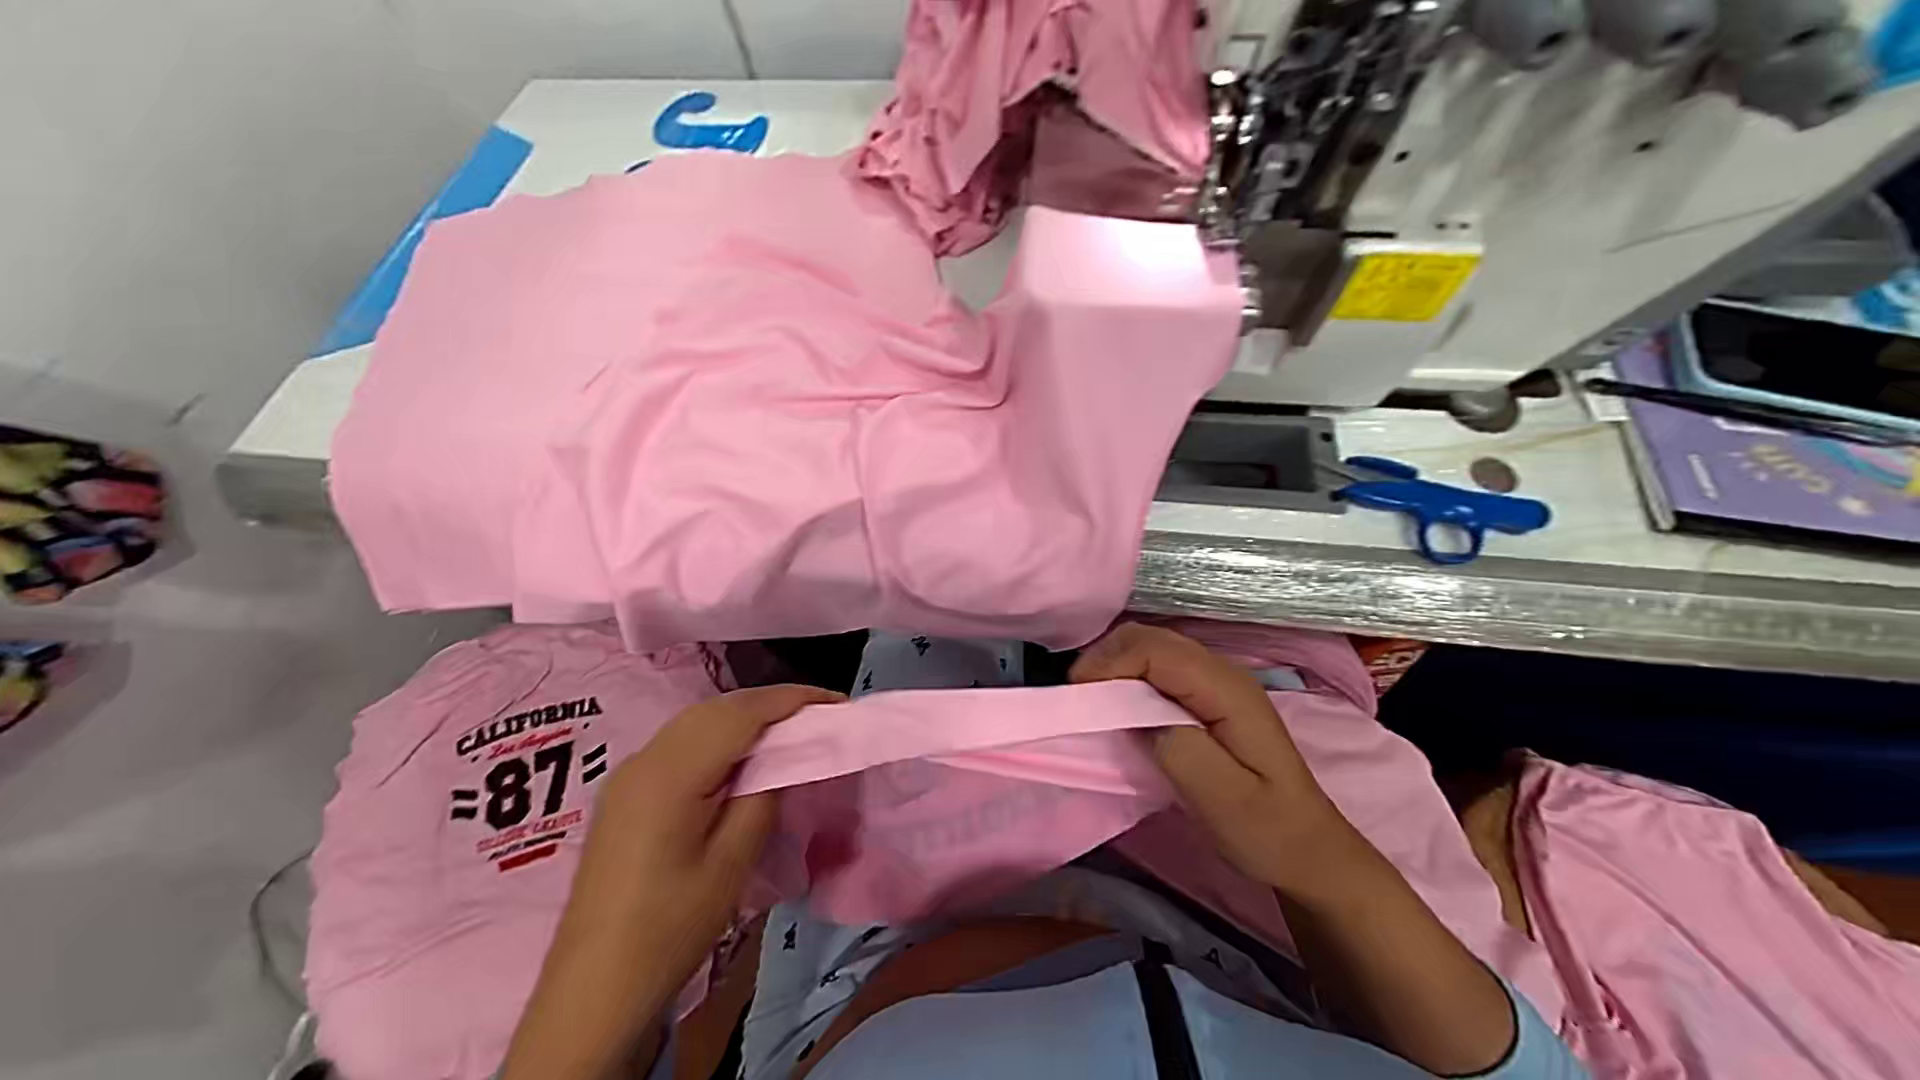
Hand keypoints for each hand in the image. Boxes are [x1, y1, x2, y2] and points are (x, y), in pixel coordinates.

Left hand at [503, 684, 841, 1079]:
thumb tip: (787, 756)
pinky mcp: (626, 790)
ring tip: (790, 730)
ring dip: (746, 715)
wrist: (594, 985)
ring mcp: (630, 772)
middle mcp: (646, 758)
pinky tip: (742, 755)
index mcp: (672, 773)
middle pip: (718, 708)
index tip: (836, 702)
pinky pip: (682, 740)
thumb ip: (764, 796)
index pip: (742, 713)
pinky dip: (720, 733)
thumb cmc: (672, 927)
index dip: (792, 700)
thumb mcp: (732, 862)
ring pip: (698, 719)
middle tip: (819, 714)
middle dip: (772, 702)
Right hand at [1074, 625, 1517, 1074]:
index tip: (1078, 695)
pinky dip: (1128, 674)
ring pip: (1153, 647)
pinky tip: (1115, 702)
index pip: (1157, 650)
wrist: (1309, 850)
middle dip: (1105, 657)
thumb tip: (1140, 716)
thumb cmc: (1267, 831)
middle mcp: (1224, 673)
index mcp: (1228, 691)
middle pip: (1152, 638)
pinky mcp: (1208, 695)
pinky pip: (1159, 667)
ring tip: (1089, 698)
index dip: (1110, 662)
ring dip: (1114, 663)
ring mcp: (1218, 681)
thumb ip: (1183, 751)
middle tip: (1076, 696)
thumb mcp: (1226, 802)